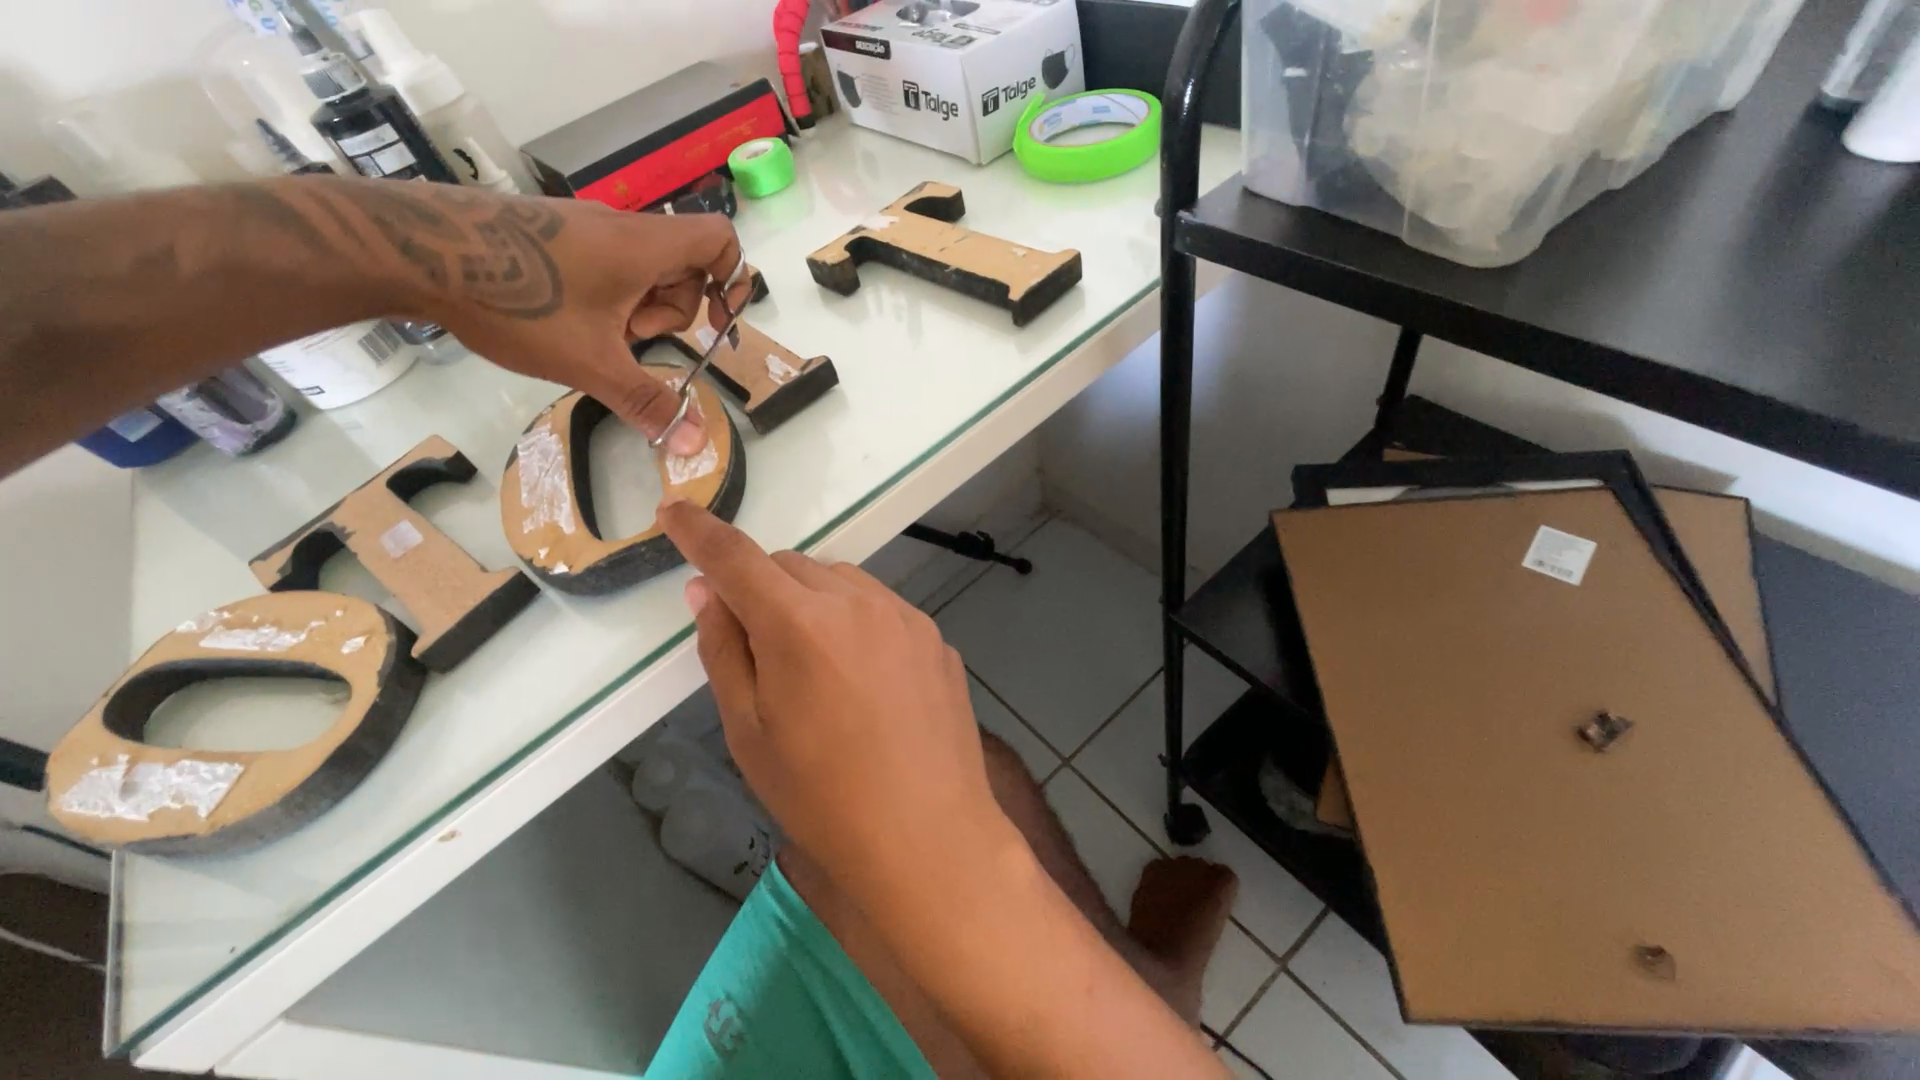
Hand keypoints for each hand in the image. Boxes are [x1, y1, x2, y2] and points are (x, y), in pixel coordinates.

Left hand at [311, 180, 752, 453]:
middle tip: (629, 340)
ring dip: (630, 310)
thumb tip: (695, 444)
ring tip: (589, 336)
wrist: (413, 249)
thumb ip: (647, 401)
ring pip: (637, 271)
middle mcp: (621, 228)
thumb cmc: (518, 301)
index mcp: (645, 246)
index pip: (719, 240)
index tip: (713, 324)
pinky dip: (600, 298)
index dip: (731, 280)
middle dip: (666, 313)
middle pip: (680, 266)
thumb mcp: (591, 363)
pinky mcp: (549, 233)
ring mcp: (582, 227)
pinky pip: (601, 266)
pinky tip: (560, 322)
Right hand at [657, 498, 1005, 893]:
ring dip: (813, 603)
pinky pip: (882, 611)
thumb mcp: (749, 731)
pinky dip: (858, 625)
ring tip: (817, 672)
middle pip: (791, 566)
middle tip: (759, 649)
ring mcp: (905, 617)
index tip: (674, 512)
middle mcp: (857, 602)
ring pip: (841, 583)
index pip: (736, 558)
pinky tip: (867, 686)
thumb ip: (724, 650)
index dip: (698, 532)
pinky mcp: (936, 640)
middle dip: (762, 589)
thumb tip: (706, 591)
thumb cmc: (821, 796)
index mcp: (799, 623)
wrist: (927, 838)